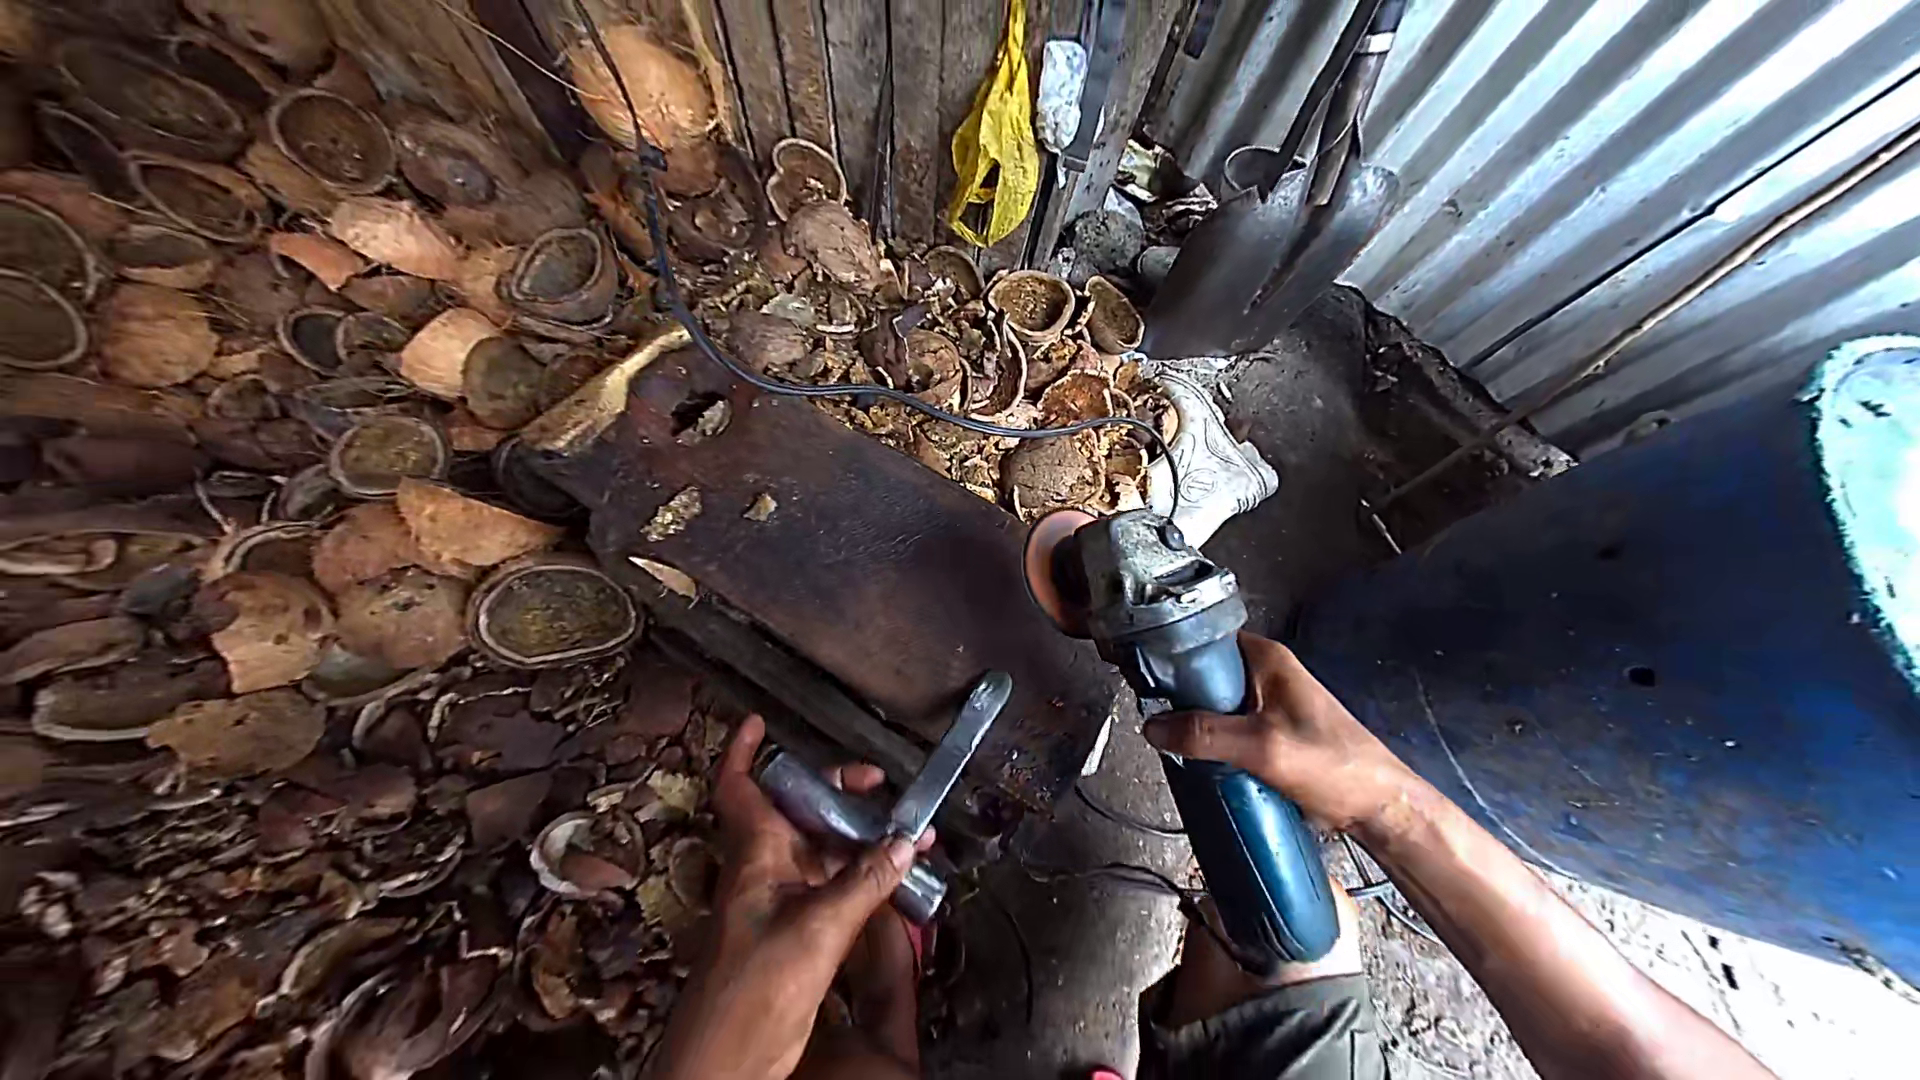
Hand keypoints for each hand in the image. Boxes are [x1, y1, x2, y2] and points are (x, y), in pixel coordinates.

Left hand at [649, 716, 923, 1079]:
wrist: (725, 1067)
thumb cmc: (751, 994)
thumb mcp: (815, 931)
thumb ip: (864, 884)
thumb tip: (907, 841)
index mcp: (756, 854)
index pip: (738, 787)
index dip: (743, 750)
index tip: (759, 721)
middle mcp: (767, 866)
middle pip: (799, 808)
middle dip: (835, 788)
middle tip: (876, 781)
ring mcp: (784, 896)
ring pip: (823, 846)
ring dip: (862, 834)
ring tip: (909, 829)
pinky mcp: (800, 926)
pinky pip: (837, 882)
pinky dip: (866, 872)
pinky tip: (900, 874)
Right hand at [1142, 633, 1417, 831]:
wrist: (1381, 811)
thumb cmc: (1333, 766)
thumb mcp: (1262, 747)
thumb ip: (1204, 735)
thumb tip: (1151, 727)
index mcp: (1266, 658)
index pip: (1204, 638)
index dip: (1171, 652)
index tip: (1142, 671)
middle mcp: (1264, 672)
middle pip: (1204, 671)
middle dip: (1177, 690)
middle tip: (1151, 709)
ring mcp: (1267, 702)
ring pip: (1212, 700)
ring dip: (1191, 717)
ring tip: (1165, 734)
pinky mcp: (1268, 729)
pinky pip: (1224, 724)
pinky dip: (1206, 736)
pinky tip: (1191, 752)